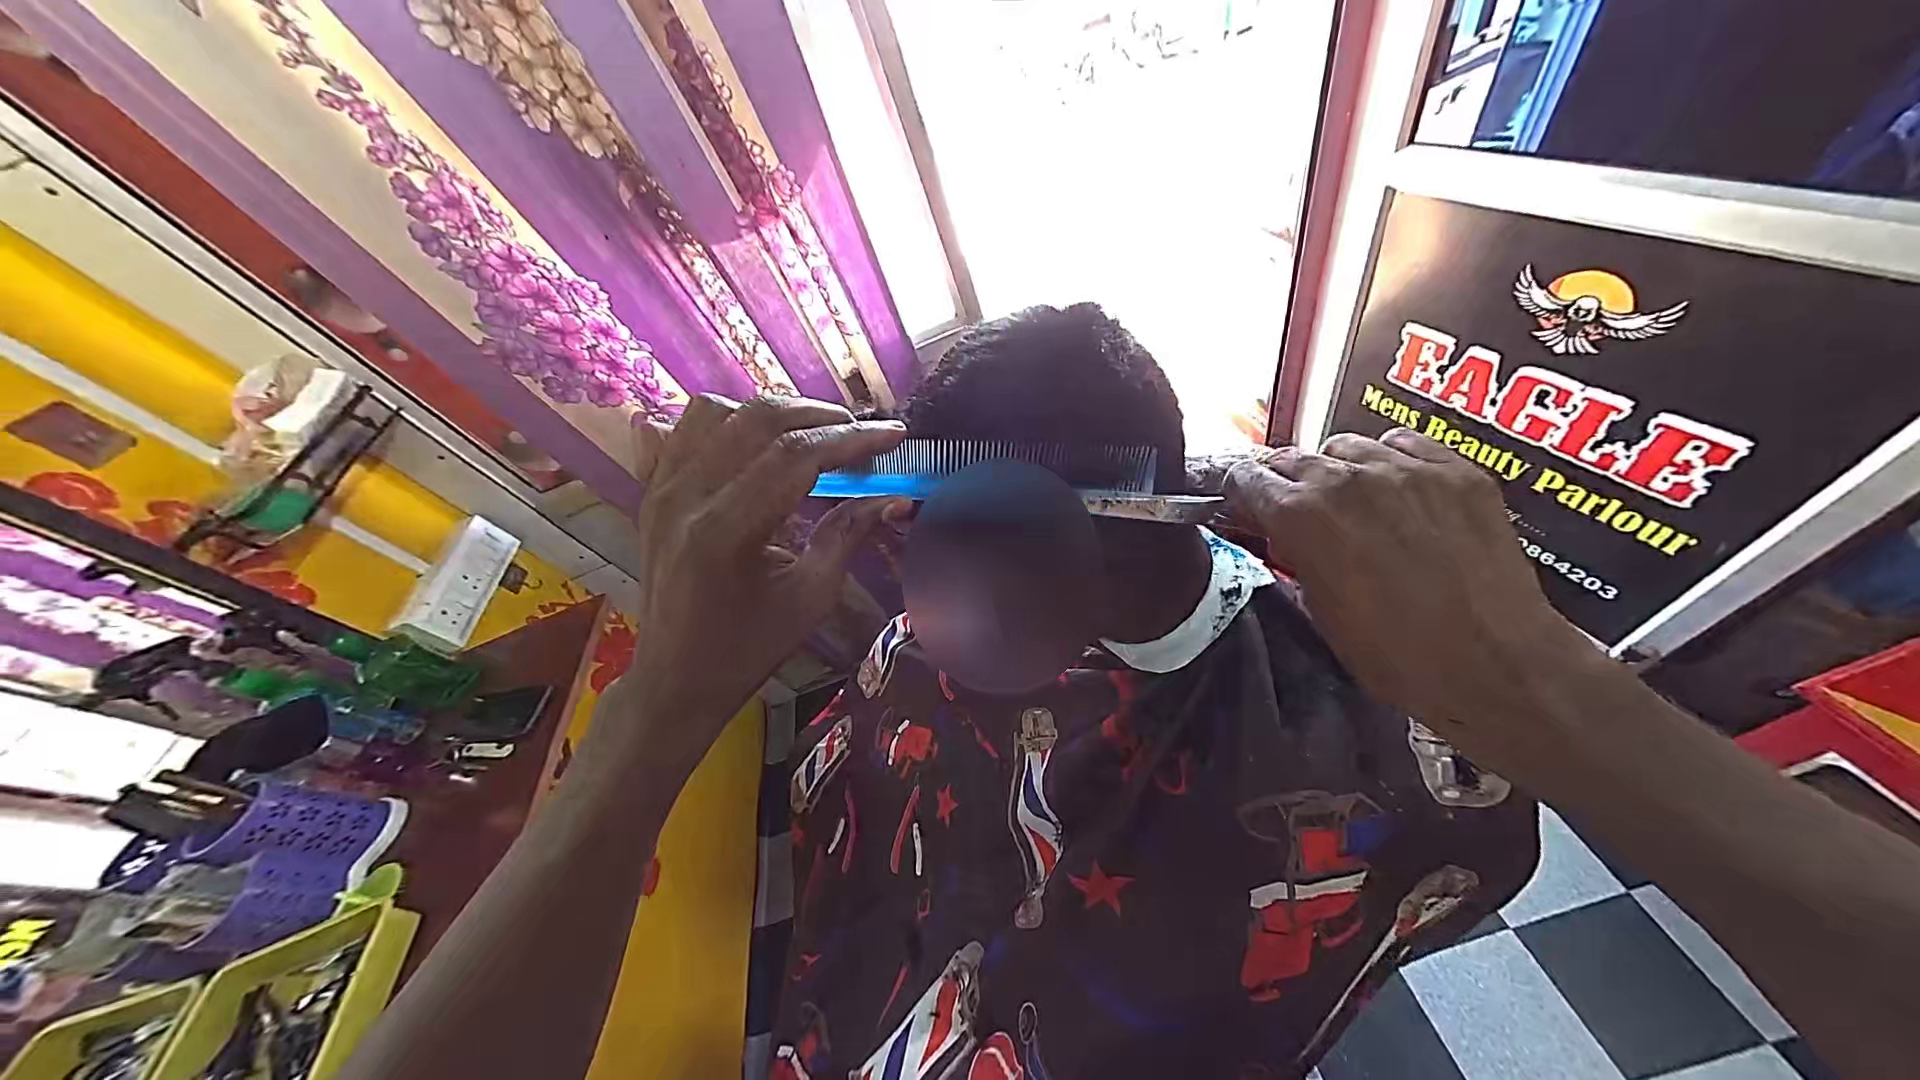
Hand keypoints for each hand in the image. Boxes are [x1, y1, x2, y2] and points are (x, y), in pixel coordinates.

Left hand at [618, 394, 907, 764]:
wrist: (676, 678)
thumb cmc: (748, 648)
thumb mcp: (811, 597)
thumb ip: (849, 534)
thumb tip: (896, 497)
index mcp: (725, 531)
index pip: (797, 456)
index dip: (852, 439)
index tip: (893, 434)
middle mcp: (684, 497)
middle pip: (757, 420)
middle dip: (819, 415)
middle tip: (859, 432)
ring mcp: (659, 489)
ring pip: (715, 411)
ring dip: (771, 413)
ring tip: (809, 434)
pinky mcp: (650, 491)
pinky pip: (680, 429)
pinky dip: (721, 421)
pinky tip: (749, 438)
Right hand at [1225, 428, 1602, 759]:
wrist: (1494, 664)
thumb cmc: (1391, 653)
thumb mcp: (1316, 606)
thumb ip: (1292, 556)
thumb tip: (1283, 535)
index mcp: (1300, 515)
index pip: (1246, 478)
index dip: (1242, 495)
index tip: (1249, 510)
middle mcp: (1345, 478)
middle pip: (1291, 457)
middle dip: (1283, 483)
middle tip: (1296, 512)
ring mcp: (1405, 469)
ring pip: (1345, 446)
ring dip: (1335, 469)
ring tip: (1351, 500)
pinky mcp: (1456, 470)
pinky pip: (1403, 443)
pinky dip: (1389, 460)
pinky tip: (1397, 489)